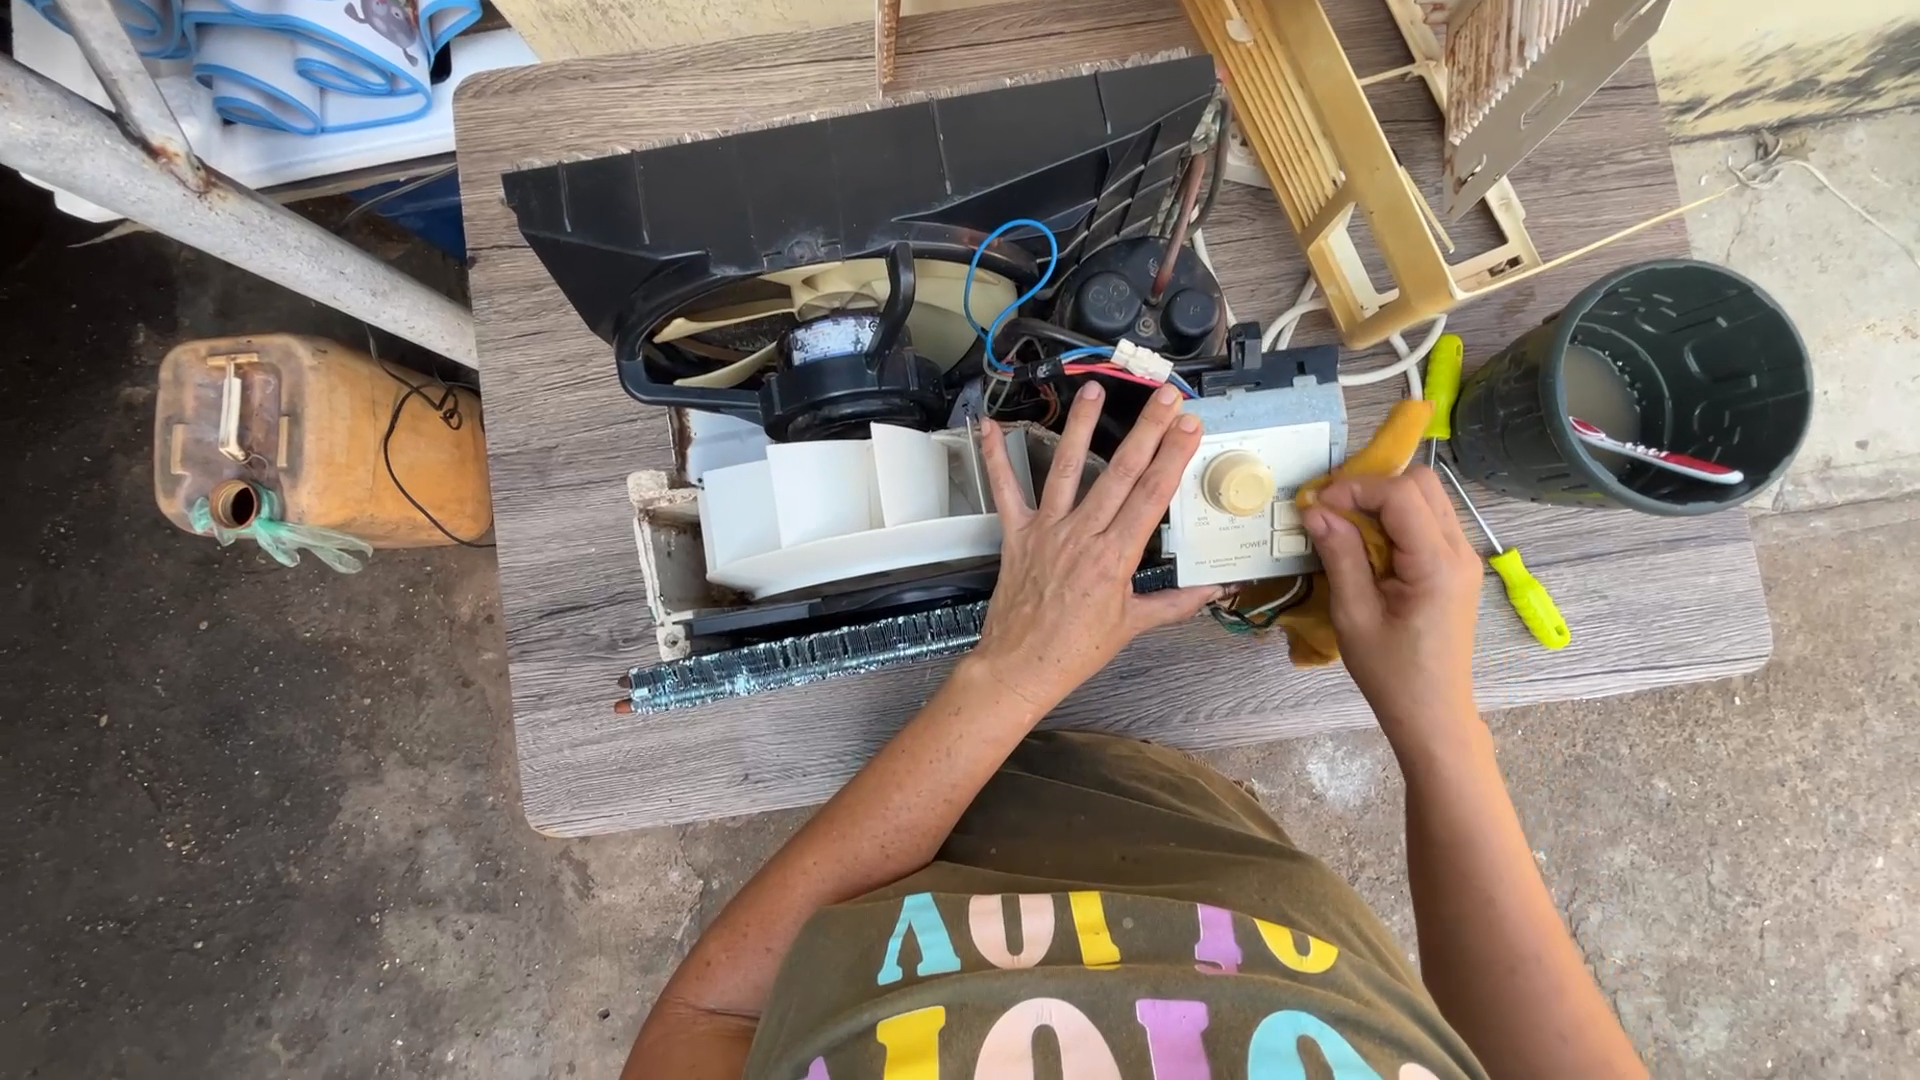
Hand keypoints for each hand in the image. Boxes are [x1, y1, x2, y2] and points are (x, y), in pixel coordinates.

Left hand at [970, 381, 1222, 715]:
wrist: (1020, 668)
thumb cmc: (1075, 651)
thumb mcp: (1132, 627)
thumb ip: (1176, 603)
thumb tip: (1214, 590)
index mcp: (1115, 558)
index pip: (1151, 497)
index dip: (1173, 457)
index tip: (1189, 426)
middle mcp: (1081, 536)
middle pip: (1120, 474)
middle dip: (1147, 430)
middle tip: (1165, 395)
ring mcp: (1046, 531)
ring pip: (1065, 469)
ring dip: (1081, 427)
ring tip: (1095, 390)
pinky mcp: (1016, 534)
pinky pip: (1005, 491)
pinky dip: (995, 458)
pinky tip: (990, 425)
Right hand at [1302, 467, 1483, 750]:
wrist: (1431, 711)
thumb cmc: (1390, 671)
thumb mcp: (1353, 614)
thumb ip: (1339, 555)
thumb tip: (1315, 511)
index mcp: (1437, 564)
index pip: (1402, 495)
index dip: (1355, 489)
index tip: (1317, 507)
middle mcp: (1459, 551)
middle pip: (1421, 484)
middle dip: (1370, 488)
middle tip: (1331, 511)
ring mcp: (1462, 558)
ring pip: (1425, 498)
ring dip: (1381, 502)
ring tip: (1343, 527)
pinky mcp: (1453, 567)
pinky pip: (1425, 522)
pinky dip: (1391, 520)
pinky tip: (1364, 545)